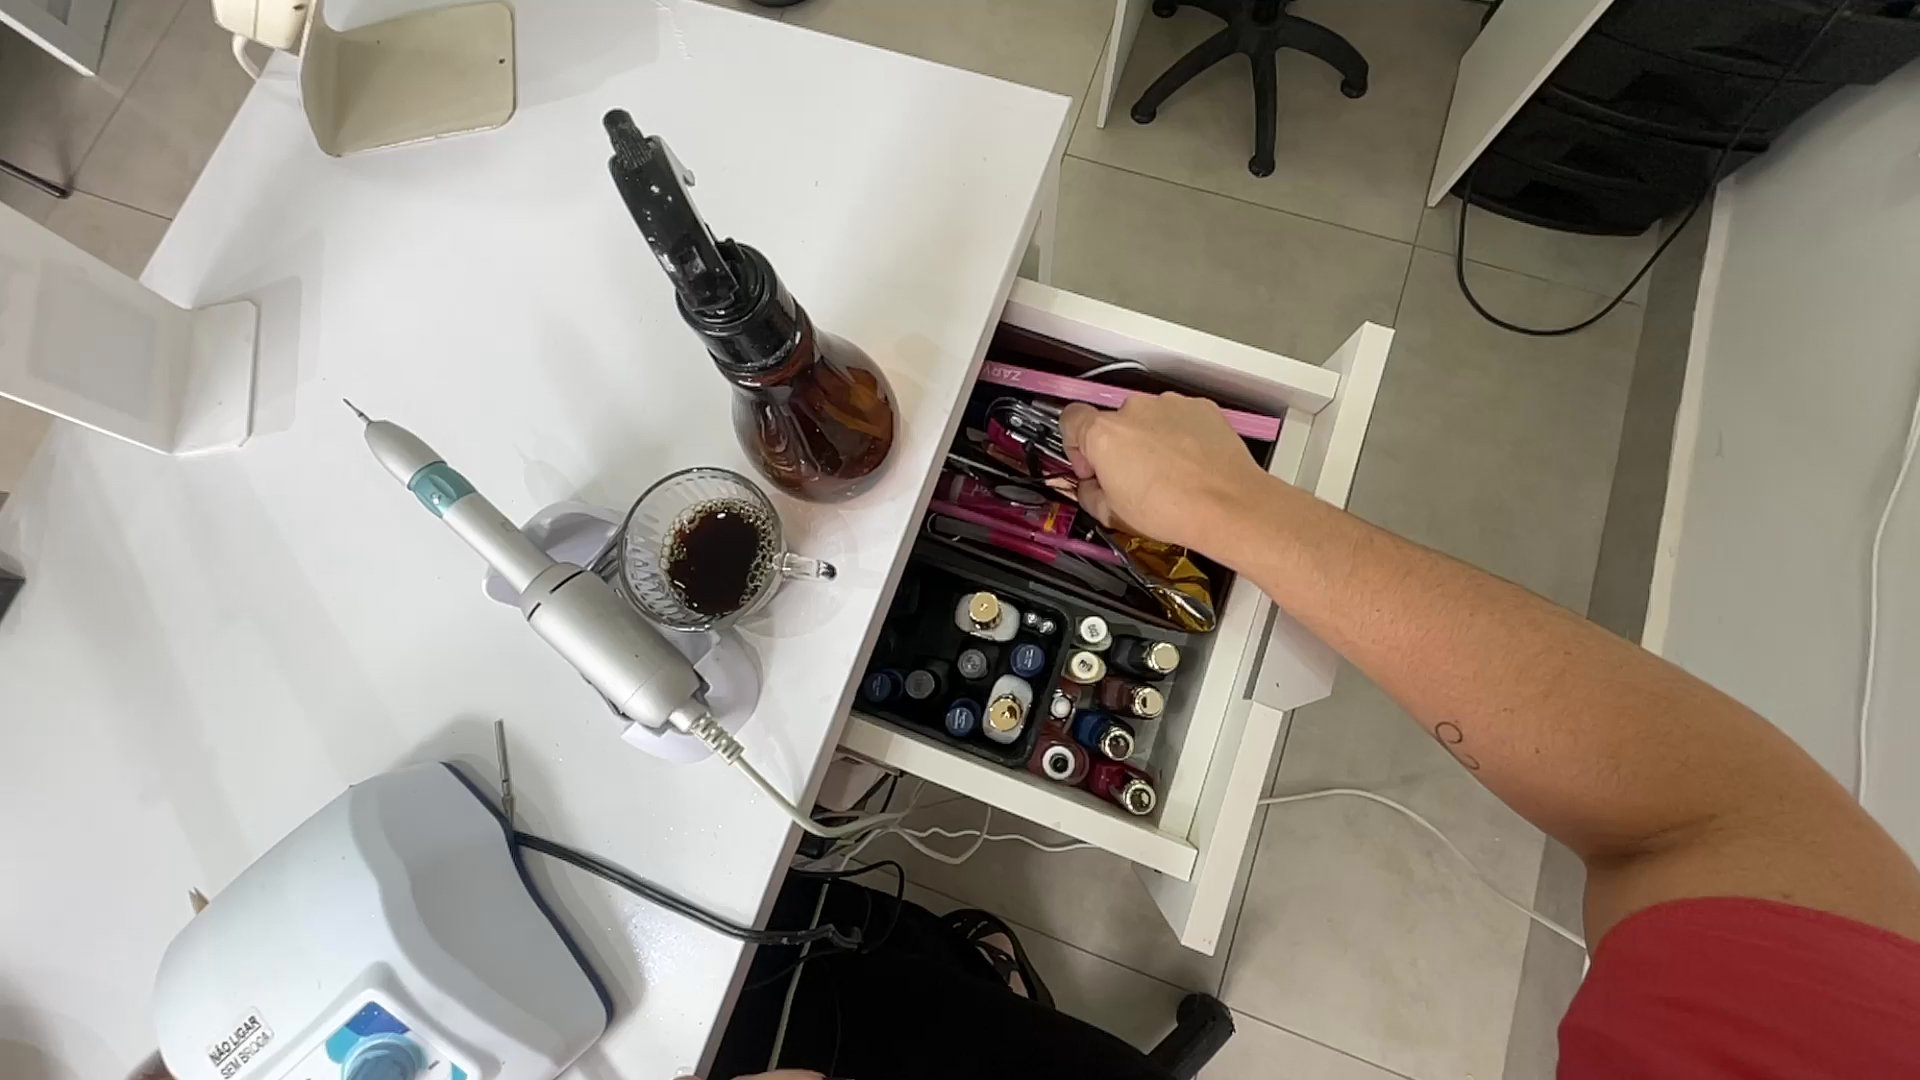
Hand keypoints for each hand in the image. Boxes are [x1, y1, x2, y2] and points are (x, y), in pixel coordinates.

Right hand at [1058, 394, 1269, 552]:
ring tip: (1166, 475)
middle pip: (1112, 423)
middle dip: (1117, 448)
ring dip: (1149, 441)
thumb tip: (1090, 489)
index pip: (1071, 419)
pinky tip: (1187, 464)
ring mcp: (1169, 405)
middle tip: (1130, 480)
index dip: (1075, 444)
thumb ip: (1089, 494)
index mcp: (1103, 433)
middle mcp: (1134, 410)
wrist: (1228, 505)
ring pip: (1147, 420)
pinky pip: (1178, 418)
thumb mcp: (1113, 514)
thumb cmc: (1173, 509)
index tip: (1089, 465)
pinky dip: (1178, 436)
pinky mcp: (1199, 408)